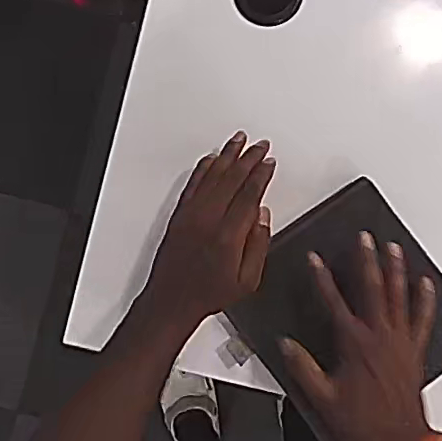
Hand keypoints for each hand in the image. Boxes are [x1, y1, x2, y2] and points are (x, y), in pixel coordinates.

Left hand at [132, 131, 274, 335]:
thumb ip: (258, 245)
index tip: (269, 162)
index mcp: (229, 236)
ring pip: (212, 175)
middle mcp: (208, 220)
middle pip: (232, 179)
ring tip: (239, 140)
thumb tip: (262, 215)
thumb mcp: (248, 280)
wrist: (172, 299)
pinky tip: (211, 158)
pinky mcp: (179, 214)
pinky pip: (193, 184)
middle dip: (249, 158)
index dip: (261, 175)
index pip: (249, 194)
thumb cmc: (209, 293)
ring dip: (227, 155)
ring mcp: (191, 215)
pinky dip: (203, 168)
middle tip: (260, 145)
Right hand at [280, 231, 437, 440]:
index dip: (322, 278)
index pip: (334, 301)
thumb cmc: (363, 420)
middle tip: (364, 238)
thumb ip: (302, 368)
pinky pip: (422, 319)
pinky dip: (425, 300)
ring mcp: (400, 340)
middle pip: (372, 288)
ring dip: (396, 270)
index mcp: (354, 343)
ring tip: (393, 248)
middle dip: (367, 260)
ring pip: (399, 296)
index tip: (315, 259)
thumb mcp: (323, 397)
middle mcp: (379, 335)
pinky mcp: (414, 349)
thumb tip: (286, 344)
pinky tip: (425, 283)